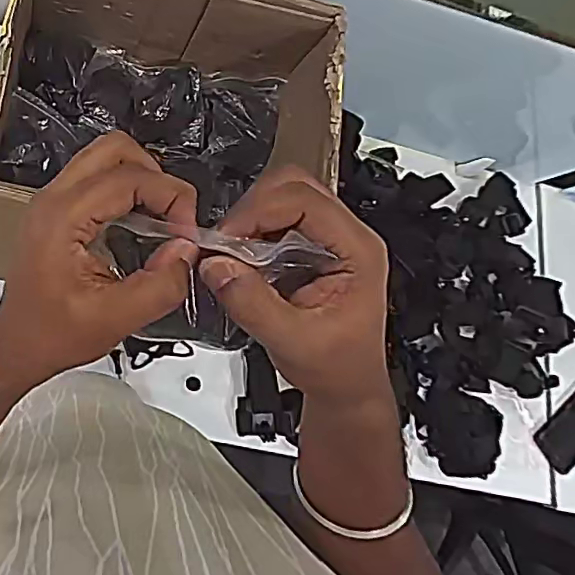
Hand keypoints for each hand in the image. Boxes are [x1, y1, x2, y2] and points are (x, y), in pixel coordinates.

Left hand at [0, 133, 198, 386]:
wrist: (19, 345)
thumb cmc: (49, 333)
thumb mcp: (117, 319)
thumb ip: (161, 285)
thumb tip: (185, 253)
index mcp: (62, 219)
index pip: (129, 177)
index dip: (170, 197)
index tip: (185, 231)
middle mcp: (53, 201)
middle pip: (116, 149)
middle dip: (157, 177)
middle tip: (174, 214)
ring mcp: (54, 203)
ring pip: (108, 159)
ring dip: (144, 182)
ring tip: (161, 220)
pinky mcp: (60, 212)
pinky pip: (100, 181)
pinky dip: (130, 194)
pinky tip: (142, 227)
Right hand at [200, 165, 390, 402]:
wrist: (345, 387)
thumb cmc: (338, 368)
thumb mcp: (293, 343)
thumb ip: (253, 305)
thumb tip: (217, 268)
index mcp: (357, 251)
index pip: (304, 200)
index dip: (258, 212)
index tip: (228, 239)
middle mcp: (345, 237)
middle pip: (291, 188)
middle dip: (250, 211)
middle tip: (225, 245)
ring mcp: (326, 241)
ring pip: (279, 200)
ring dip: (247, 224)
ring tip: (230, 259)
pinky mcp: (305, 249)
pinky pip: (270, 224)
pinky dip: (247, 238)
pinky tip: (240, 267)